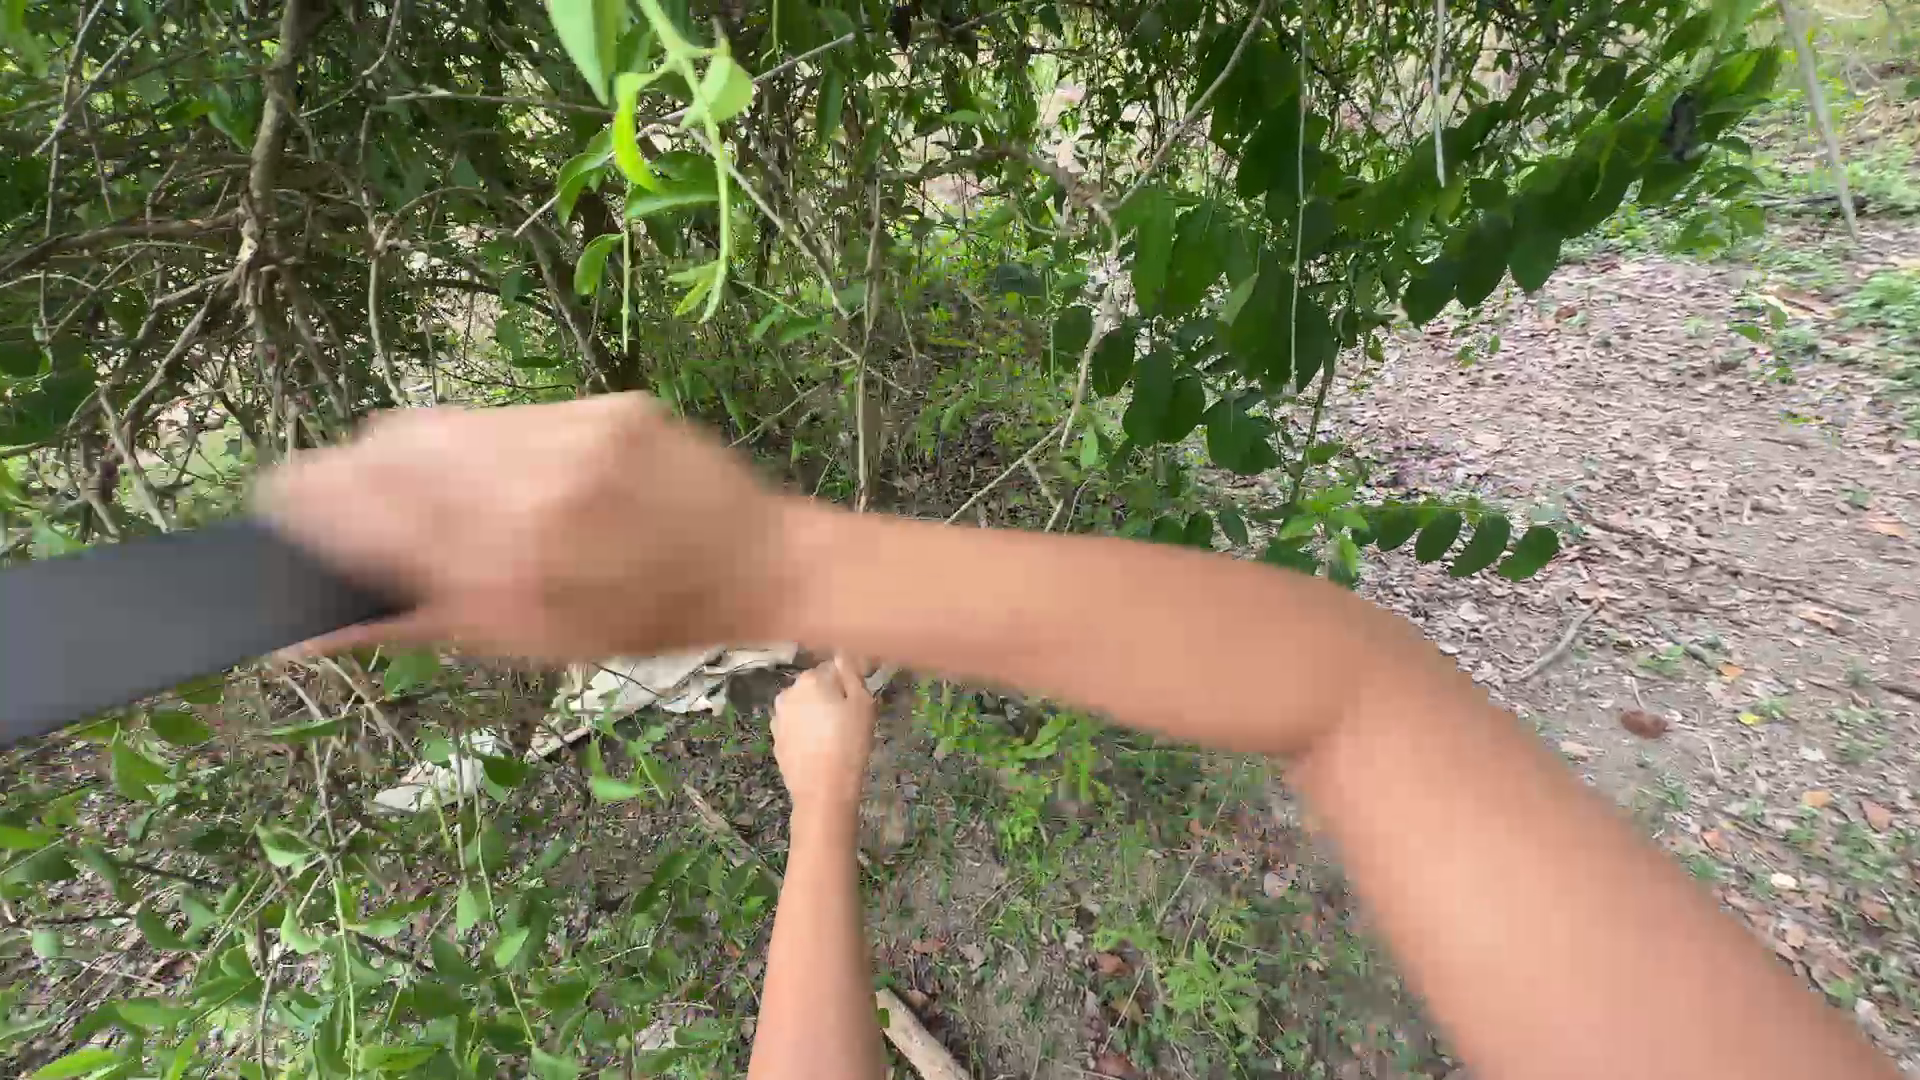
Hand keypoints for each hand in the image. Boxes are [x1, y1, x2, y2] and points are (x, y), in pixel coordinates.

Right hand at [258, 394, 797, 659]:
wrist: (765, 561)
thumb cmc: (662, 618)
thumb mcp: (548, 642)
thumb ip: (431, 622)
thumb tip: (314, 624)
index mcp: (520, 549)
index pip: (361, 499)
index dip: (308, 506)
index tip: (291, 517)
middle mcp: (544, 474)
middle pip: (392, 441)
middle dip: (362, 474)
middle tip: (376, 510)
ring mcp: (584, 426)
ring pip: (452, 420)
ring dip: (427, 455)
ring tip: (456, 496)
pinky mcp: (616, 404)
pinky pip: (519, 414)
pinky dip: (495, 442)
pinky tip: (524, 474)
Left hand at [771, 657, 874, 817]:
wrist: (822, 790)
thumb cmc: (848, 743)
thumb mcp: (863, 704)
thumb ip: (852, 674)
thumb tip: (842, 654)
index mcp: (811, 679)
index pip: (834, 667)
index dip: (849, 681)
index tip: (860, 698)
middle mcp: (789, 692)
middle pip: (816, 685)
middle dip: (831, 695)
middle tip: (850, 717)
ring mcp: (779, 717)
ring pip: (804, 705)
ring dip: (816, 711)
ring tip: (834, 734)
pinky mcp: (776, 739)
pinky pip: (796, 725)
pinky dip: (806, 729)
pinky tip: (819, 746)